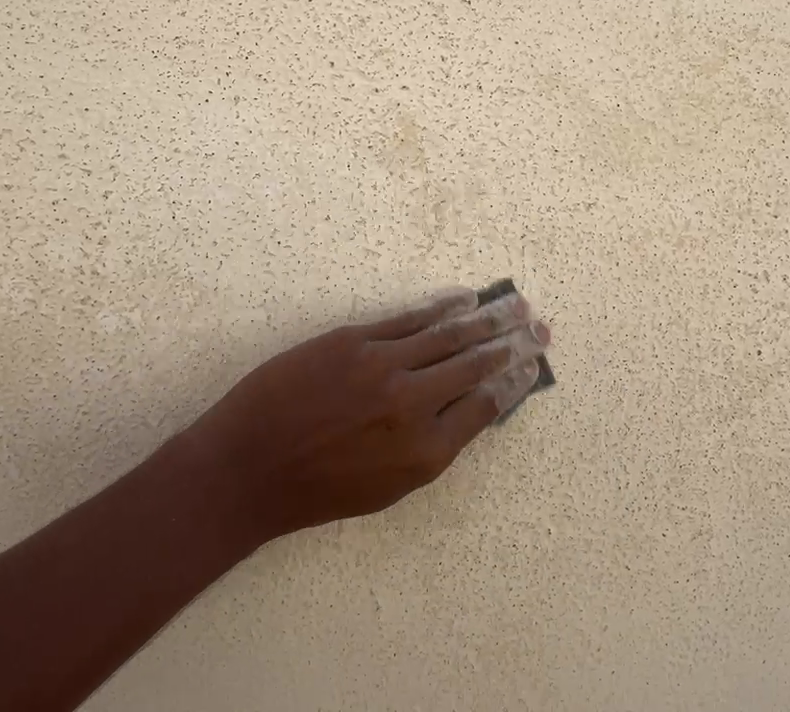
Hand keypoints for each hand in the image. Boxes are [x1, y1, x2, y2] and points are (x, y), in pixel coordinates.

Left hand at [186, 287, 551, 541]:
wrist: (249, 467)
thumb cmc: (318, 489)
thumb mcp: (389, 487)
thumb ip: (433, 447)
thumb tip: (466, 411)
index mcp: (426, 452)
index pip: (487, 406)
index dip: (514, 381)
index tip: (532, 364)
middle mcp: (413, 405)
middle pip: (477, 364)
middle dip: (514, 344)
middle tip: (541, 327)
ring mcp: (384, 367)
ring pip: (449, 334)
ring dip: (488, 318)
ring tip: (515, 306)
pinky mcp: (354, 341)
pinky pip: (408, 319)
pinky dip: (440, 307)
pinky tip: (461, 299)